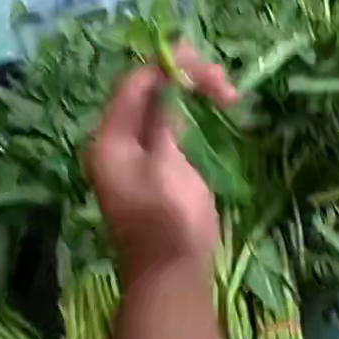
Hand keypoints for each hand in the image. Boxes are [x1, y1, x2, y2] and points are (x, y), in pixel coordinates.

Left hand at [85, 45, 239, 282]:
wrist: (173, 273)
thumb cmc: (168, 224)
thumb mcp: (166, 170)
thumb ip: (163, 122)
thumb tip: (168, 81)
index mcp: (110, 141)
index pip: (133, 86)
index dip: (166, 67)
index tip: (205, 65)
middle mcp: (120, 139)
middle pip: (149, 90)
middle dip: (186, 78)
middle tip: (225, 84)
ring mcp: (140, 149)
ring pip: (164, 102)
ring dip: (194, 90)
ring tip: (228, 92)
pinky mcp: (160, 159)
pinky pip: (172, 120)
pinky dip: (194, 108)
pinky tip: (217, 104)